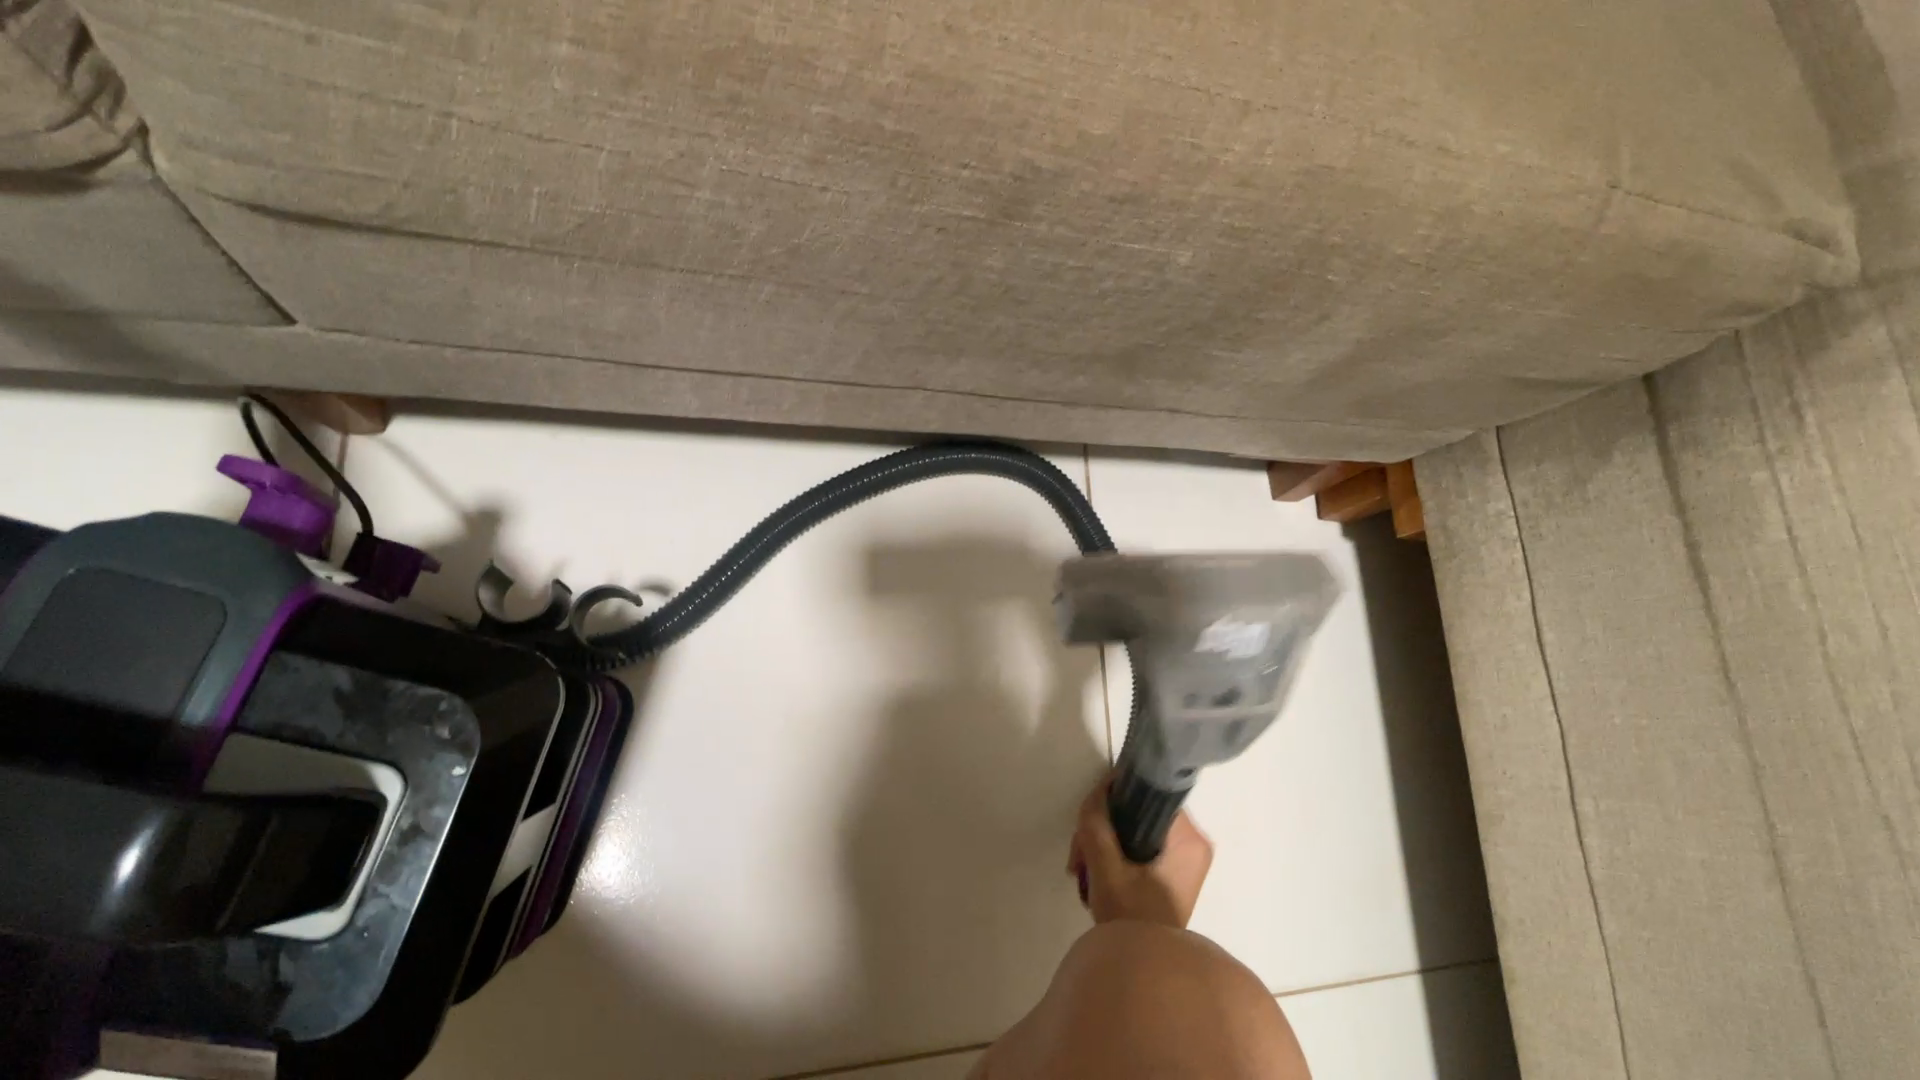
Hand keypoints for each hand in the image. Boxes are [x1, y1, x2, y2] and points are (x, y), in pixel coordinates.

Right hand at [1067, 778, 1212, 928]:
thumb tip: (1097, 794)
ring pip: (1134, 833)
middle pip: (1139, 815)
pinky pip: (1139, 851)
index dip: (1116, 797)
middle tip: (1079, 856)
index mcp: (1188, 839)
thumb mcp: (1106, 868)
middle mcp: (1193, 845)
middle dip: (1102, 832)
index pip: (1150, 794)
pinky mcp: (1171, 878)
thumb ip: (1097, 825)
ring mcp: (1184, 863)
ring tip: (1081, 871)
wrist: (1145, 974)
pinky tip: (1095, 877)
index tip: (1091, 816)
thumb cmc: (1131, 917)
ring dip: (1103, 847)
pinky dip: (1115, 858)